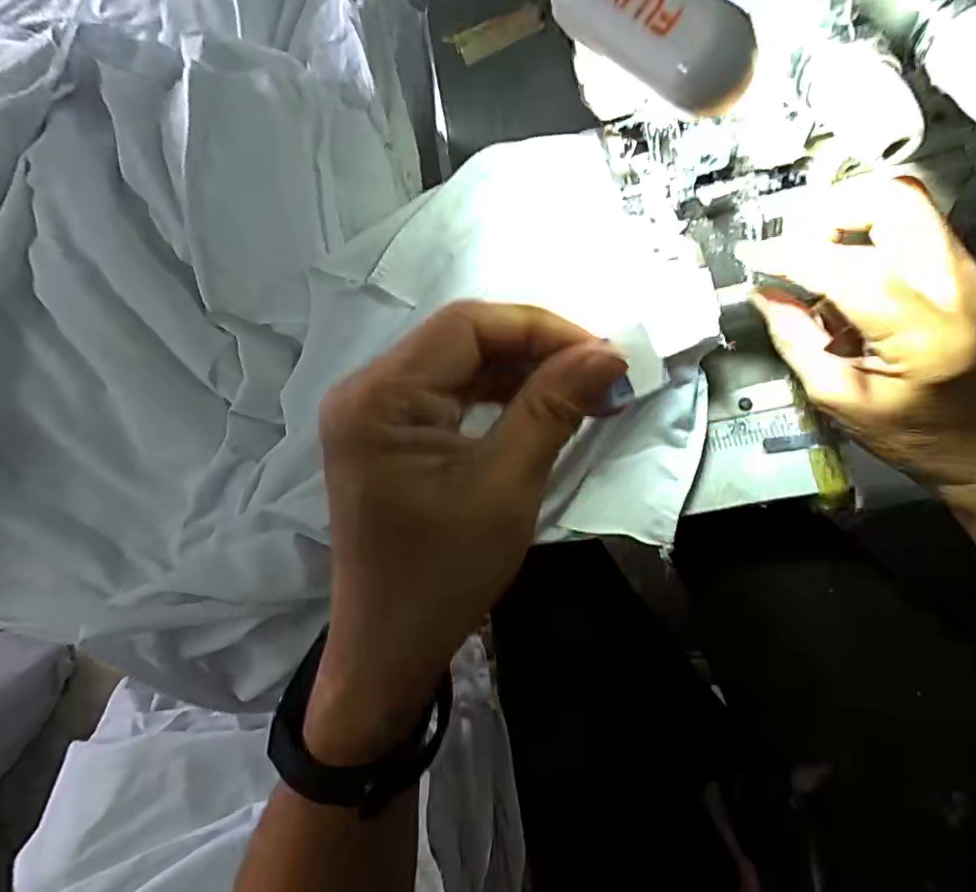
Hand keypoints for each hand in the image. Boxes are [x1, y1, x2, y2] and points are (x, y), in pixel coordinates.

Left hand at [307, 302, 627, 762]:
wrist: (390, 649)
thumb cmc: (444, 574)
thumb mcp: (506, 486)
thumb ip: (553, 408)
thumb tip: (608, 354)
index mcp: (381, 397)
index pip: (467, 325)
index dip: (540, 328)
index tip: (601, 353)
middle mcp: (367, 390)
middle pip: (462, 338)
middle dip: (535, 348)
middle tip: (599, 371)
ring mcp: (374, 411)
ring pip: (460, 362)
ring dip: (521, 370)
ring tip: (581, 386)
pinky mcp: (389, 432)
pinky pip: (450, 392)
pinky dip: (499, 393)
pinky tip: (541, 404)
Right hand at [739, 175, 975, 490]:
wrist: (975, 441)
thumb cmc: (906, 431)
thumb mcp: (837, 396)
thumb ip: (796, 340)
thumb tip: (763, 293)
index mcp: (925, 337)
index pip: (855, 270)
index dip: (797, 257)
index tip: (755, 259)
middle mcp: (957, 288)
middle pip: (895, 203)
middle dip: (832, 211)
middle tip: (793, 242)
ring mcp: (968, 270)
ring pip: (906, 199)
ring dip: (850, 213)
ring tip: (815, 246)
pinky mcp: (965, 265)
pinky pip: (912, 219)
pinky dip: (868, 226)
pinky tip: (844, 259)